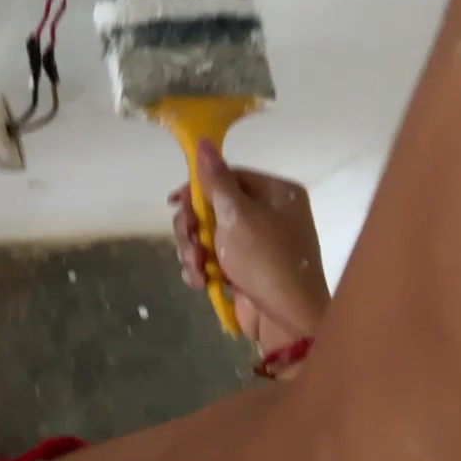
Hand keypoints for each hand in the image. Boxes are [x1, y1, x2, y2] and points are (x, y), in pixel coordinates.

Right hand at [170, 142, 329, 354]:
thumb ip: (215, 180)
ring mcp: (255, 243)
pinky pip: (212, 257)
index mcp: (276, 194)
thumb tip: (202, 143)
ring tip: (196, 266)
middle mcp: (268, 214)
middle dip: (193, 226)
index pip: (229, 177)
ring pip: (207, 234)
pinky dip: (202, 267)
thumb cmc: (265, 258)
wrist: (286, 318)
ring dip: (193, 250)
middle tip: (188, 239)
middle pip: (213, 206)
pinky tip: (201, 280)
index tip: (174, 203)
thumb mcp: (237, 214)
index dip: (198, 189)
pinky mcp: (244, 268)